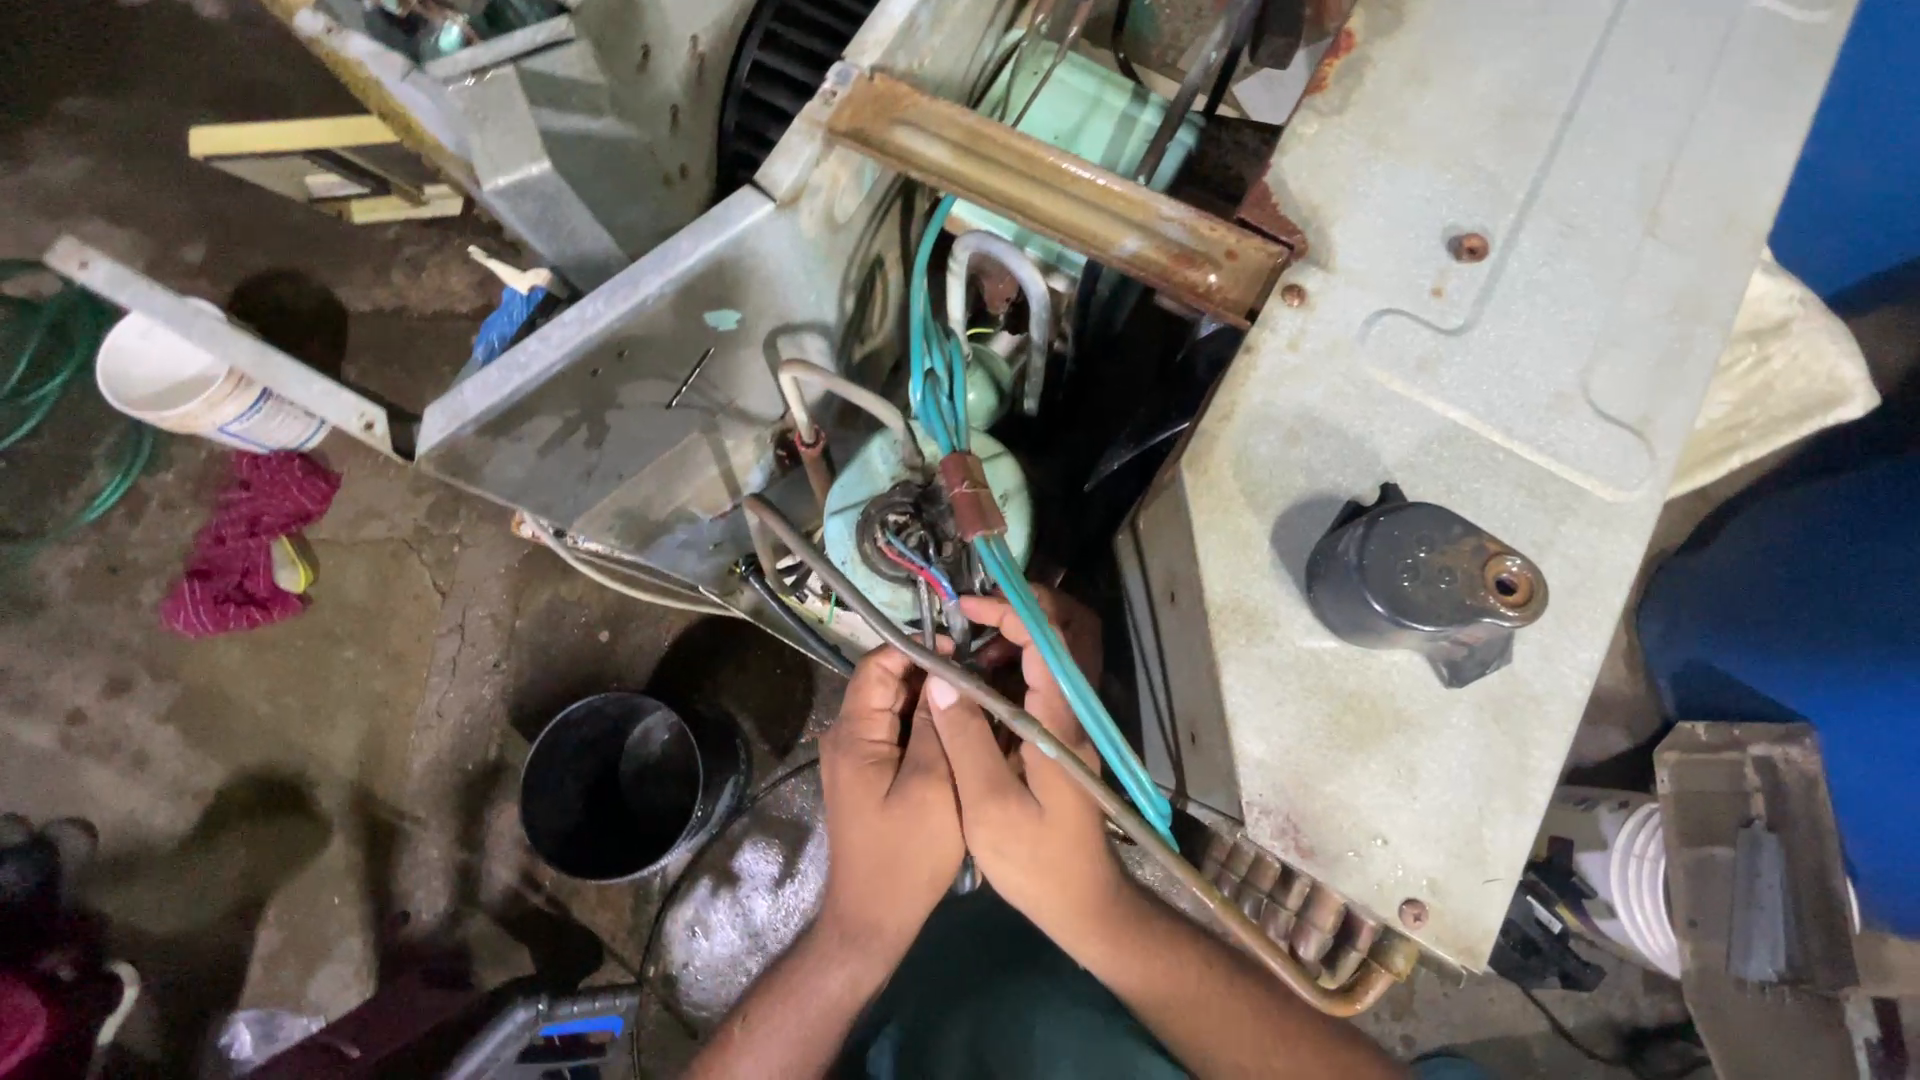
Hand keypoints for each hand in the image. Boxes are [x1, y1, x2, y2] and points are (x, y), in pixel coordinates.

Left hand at [815, 645, 963, 958]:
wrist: (874, 918)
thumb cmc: (905, 854)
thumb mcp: (932, 785)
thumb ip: (936, 726)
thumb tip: (942, 675)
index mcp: (853, 734)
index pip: (877, 665)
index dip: (916, 649)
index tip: (959, 650)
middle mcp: (845, 737)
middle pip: (885, 684)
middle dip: (928, 673)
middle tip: (977, 672)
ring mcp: (854, 757)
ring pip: (892, 708)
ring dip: (928, 700)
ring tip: (974, 695)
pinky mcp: (867, 775)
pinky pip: (894, 733)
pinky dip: (922, 725)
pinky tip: (957, 728)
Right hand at [926, 587, 1130, 944]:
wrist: (1085, 904)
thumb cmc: (1037, 861)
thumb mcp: (987, 806)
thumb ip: (966, 739)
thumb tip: (942, 680)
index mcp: (1059, 721)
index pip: (1046, 641)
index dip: (1008, 612)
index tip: (966, 606)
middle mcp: (1072, 713)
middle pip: (1056, 638)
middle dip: (1014, 614)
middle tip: (966, 618)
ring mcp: (1070, 726)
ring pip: (1048, 659)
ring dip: (1010, 642)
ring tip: (963, 652)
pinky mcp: (1061, 740)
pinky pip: (1039, 686)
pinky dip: (1010, 671)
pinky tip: (976, 689)